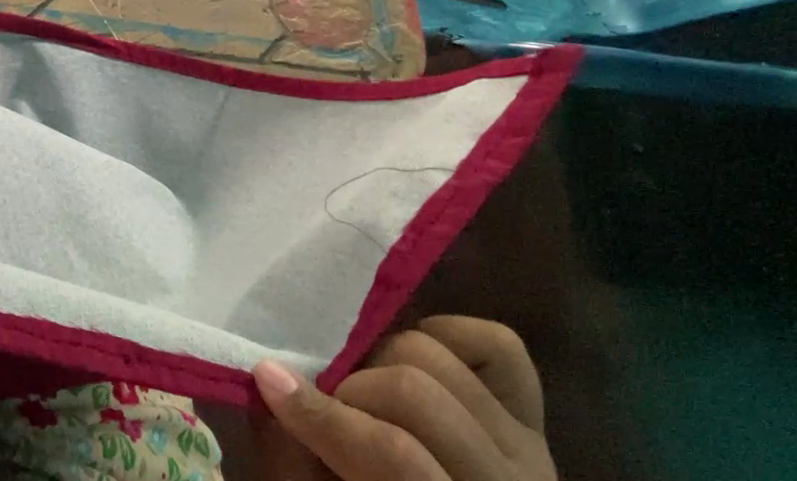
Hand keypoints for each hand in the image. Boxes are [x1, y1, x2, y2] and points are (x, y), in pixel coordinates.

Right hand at [252, 316, 554, 480]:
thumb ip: (290, 459)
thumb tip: (268, 381)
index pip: (395, 454)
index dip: (323, 416)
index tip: (266, 379)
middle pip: (414, 391)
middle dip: (351, 388)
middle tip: (320, 401)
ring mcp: (527, 448)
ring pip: (438, 357)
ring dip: (381, 359)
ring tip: (359, 386)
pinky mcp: (530, 418)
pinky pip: (498, 345)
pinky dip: (445, 336)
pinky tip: (413, 364)